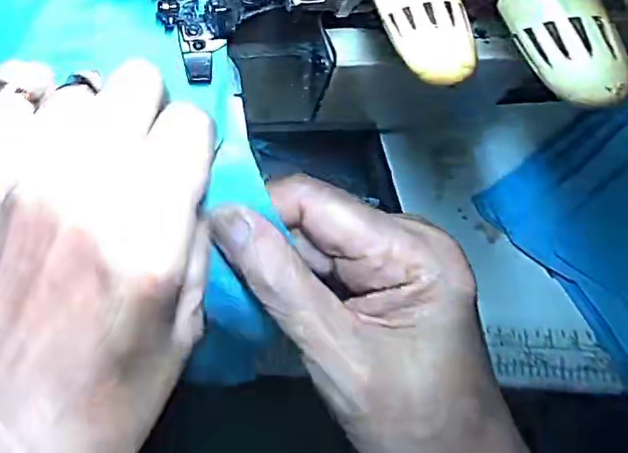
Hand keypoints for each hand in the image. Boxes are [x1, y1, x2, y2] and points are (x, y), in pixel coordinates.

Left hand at [0, 59, 216, 452]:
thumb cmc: (98, 388)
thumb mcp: (183, 329)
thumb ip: (196, 234)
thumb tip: (190, 171)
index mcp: (148, 228)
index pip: (188, 121)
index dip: (190, 141)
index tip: (180, 159)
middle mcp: (87, 183)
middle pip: (136, 80)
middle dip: (146, 111)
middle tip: (134, 148)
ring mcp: (26, 166)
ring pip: (78, 83)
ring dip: (91, 113)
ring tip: (83, 150)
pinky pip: (10, 86)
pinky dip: (29, 95)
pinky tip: (38, 122)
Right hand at [212, 175, 524, 452]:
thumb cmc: (415, 427)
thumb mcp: (339, 356)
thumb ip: (280, 282)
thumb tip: (224, 216)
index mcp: (413, 249)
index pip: (311, 199)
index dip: (256, 209)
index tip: (211, 231)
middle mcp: (405, 235)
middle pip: (307, 215)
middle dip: (264, 241)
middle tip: (223, 268)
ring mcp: (392, 252)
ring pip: (305, 235)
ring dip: (273, 261)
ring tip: (246, 288)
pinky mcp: (379, 271)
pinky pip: (317, 256)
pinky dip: (289, 276)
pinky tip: (274, 297)